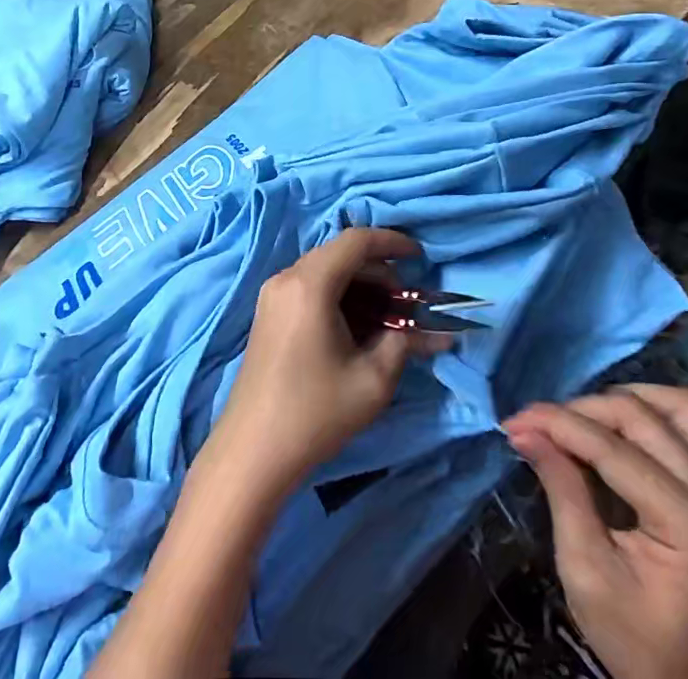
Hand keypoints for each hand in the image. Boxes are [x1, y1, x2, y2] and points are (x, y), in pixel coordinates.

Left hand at [209, 228, 448, 497]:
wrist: (255, 446)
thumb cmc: (317, 411)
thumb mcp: (374, 379)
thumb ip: (404, 342)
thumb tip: (432, 332)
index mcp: (309, 285)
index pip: (355, 241)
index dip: (392, 242)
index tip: (422, 258)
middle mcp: (286, 279)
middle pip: (339, 254)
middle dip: (379, 271)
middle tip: (409, 304)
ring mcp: (272, 295)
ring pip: (324, 272)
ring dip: (360, 286)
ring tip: (389, 320)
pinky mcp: (268, 314)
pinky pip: (309, 289)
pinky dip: (338, 297)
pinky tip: (359, 329)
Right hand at [505, 385, 687, 678]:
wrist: (687, 675)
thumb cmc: (632, 634)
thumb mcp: (584, 569)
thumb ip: (562, 492)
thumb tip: (525, 432)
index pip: (616, 450)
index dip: (558, 425)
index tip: (510, 422)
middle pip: (645, 419)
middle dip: (579, 411)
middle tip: (532, 425)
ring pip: (678, 408)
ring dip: (621, 401)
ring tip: (577, 419)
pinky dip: (649, 410)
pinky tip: (614, 424)